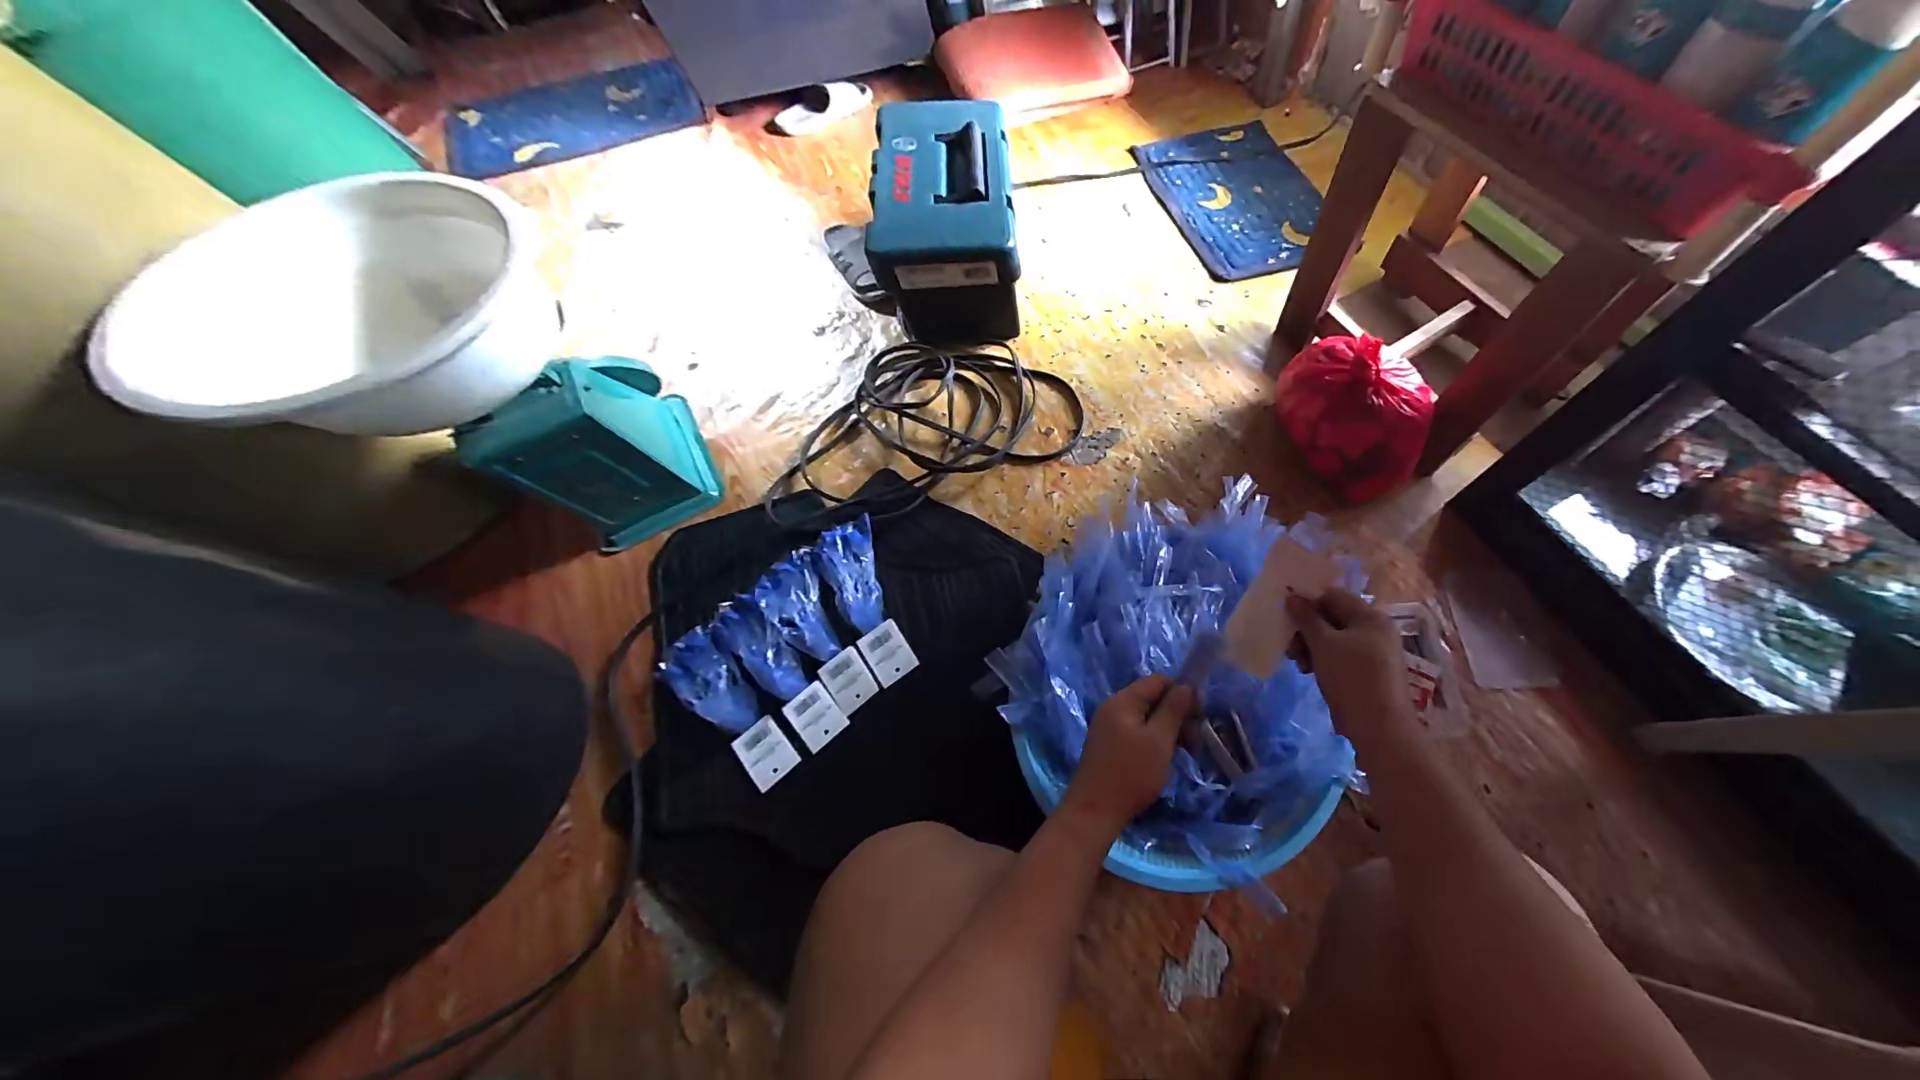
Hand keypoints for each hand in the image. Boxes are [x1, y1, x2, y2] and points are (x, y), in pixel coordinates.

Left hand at [1060, 674, 1191, 838]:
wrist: (1095, 809)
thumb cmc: (1131, 773)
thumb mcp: (1159, 740)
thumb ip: (1173, 710)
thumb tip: (1186, 686)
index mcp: (1123, 700)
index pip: (1158, 681)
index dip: (1182, 694)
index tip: (1199, 719)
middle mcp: (1112, 707)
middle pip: (1152, 698)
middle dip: (1177, 715)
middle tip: (1195, 743)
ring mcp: (1108, 725)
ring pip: (1146, 717)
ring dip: (1168, 730)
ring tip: (1185, 753)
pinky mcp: (1109, 743)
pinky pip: (1136, 731)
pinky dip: (1154, 740)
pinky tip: (1164, 758)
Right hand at [1286, 589, 1411, 742]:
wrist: (1379, 726)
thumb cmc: (1351, 678)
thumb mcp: (1323, 644)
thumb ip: (1306, 618)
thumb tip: (1292, 597)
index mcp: (1370, 617)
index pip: (1333, 595)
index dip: (1308, 602)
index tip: (1286, 615)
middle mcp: (1375, 630)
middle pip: (1332, 617)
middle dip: (1307, 628)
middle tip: (1290, 645)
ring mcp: (1373, 651)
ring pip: (1333, 638)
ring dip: (1311, 646)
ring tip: (1298, 662)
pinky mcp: (1368, 671)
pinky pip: (1340, 655)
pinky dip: (1322, 658)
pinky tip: (1309, 671)